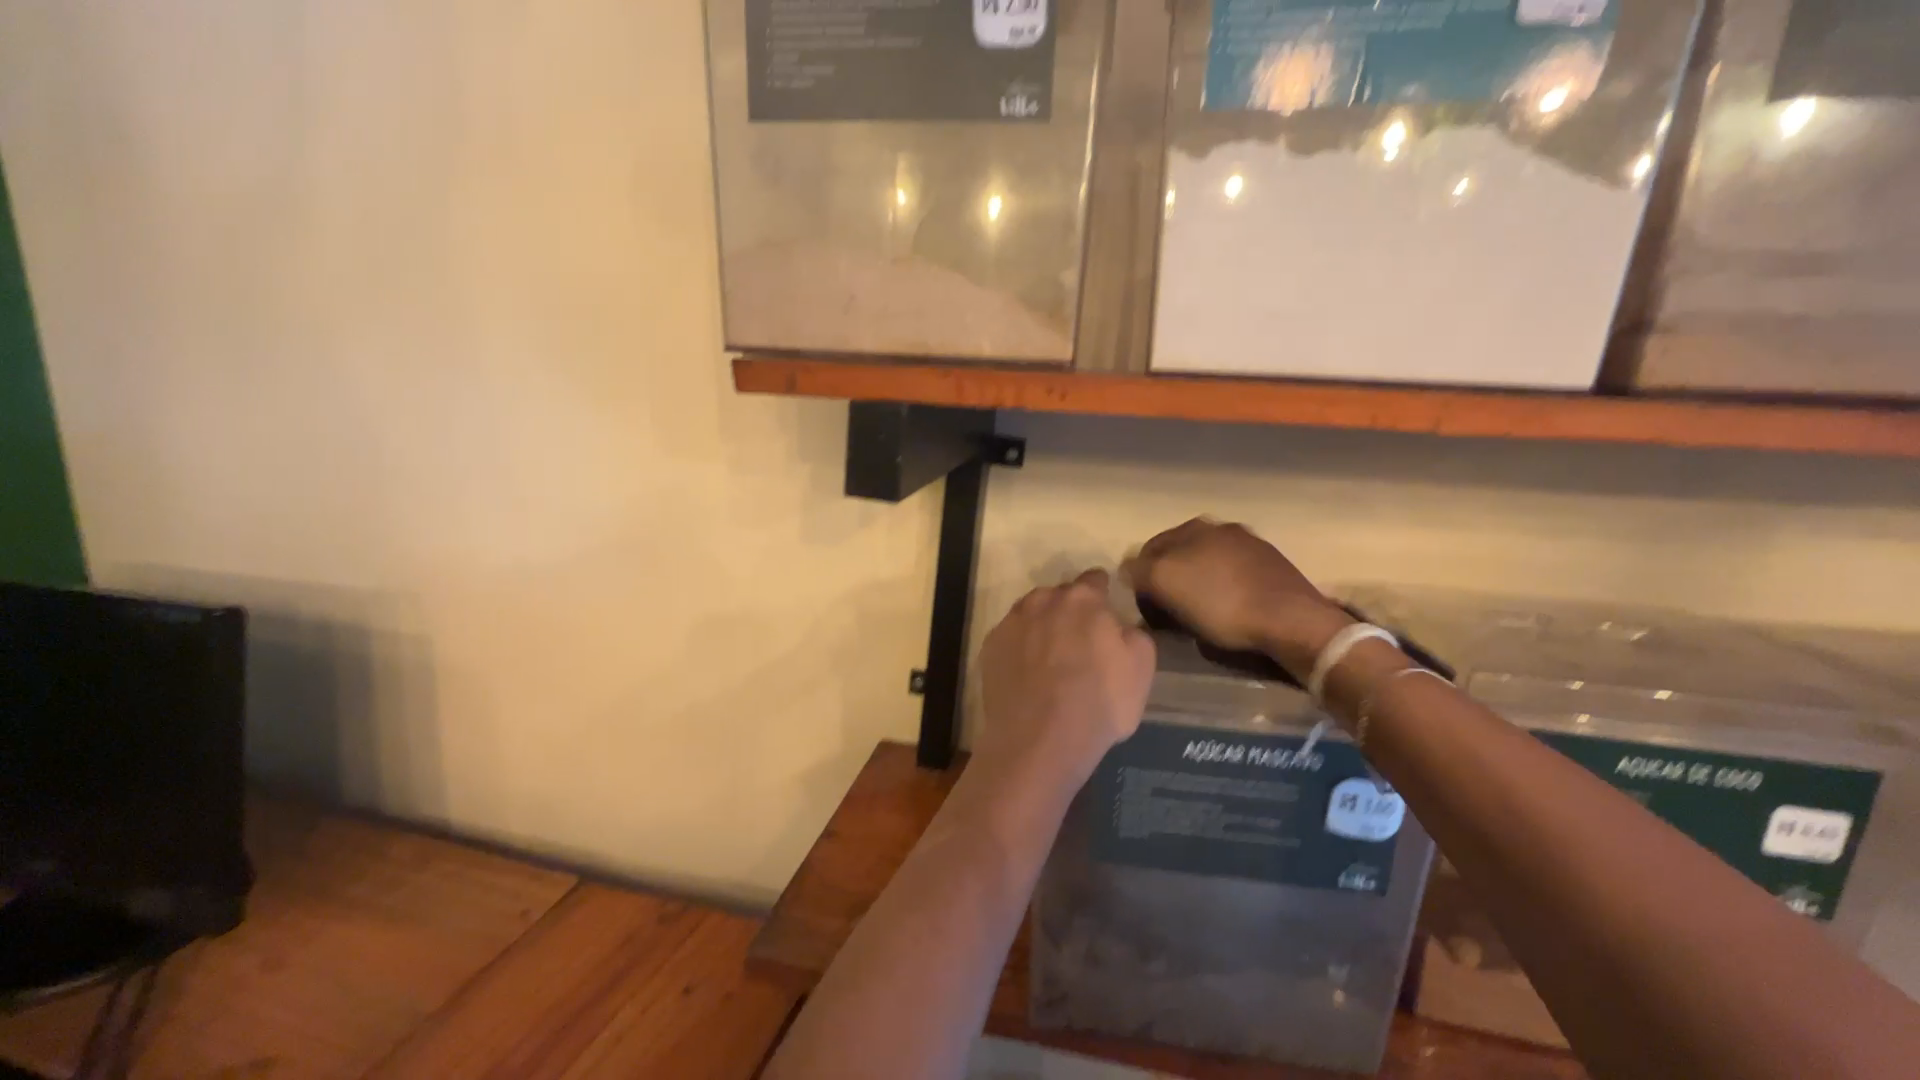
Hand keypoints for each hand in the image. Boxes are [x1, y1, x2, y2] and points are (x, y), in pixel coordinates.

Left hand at [976, 570, 1155, 789]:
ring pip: (1031, 613)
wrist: (1039, 741)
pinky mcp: (990, 648)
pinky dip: (1020, 647)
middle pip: (1060, 596)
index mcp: (1083, 599)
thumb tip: (1121, 627)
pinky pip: (1011, 637)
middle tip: (1079, 640)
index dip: (1103, 593)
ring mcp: (1012, 623)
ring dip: (1042, 625)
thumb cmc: (1099, 703)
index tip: (1106, 611)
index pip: (1095, 580)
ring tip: (1050, 655)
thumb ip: (1134, 634)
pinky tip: (1027, 671)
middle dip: (1070, 610)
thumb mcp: (1142, 668)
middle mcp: (1043, 601)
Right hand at [1123, 518, 1352, 678]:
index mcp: (1193, 526)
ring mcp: (1252, 548)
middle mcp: (1222, 529)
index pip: (1149, 548)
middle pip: (1180, 556)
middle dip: (1169, 581)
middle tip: (1166, 613)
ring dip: (1197, 588)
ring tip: (1196, 617)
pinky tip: (1227, 615)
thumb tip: (1127, 567)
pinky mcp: (1273, 570)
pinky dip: (1223, 595)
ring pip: (1207, 568)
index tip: (1142, 607)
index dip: (1139, 577)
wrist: (1291, 621)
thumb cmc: (1221, 602)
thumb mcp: (1165, 582)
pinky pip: (1234, 581)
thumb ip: (1138, 570)